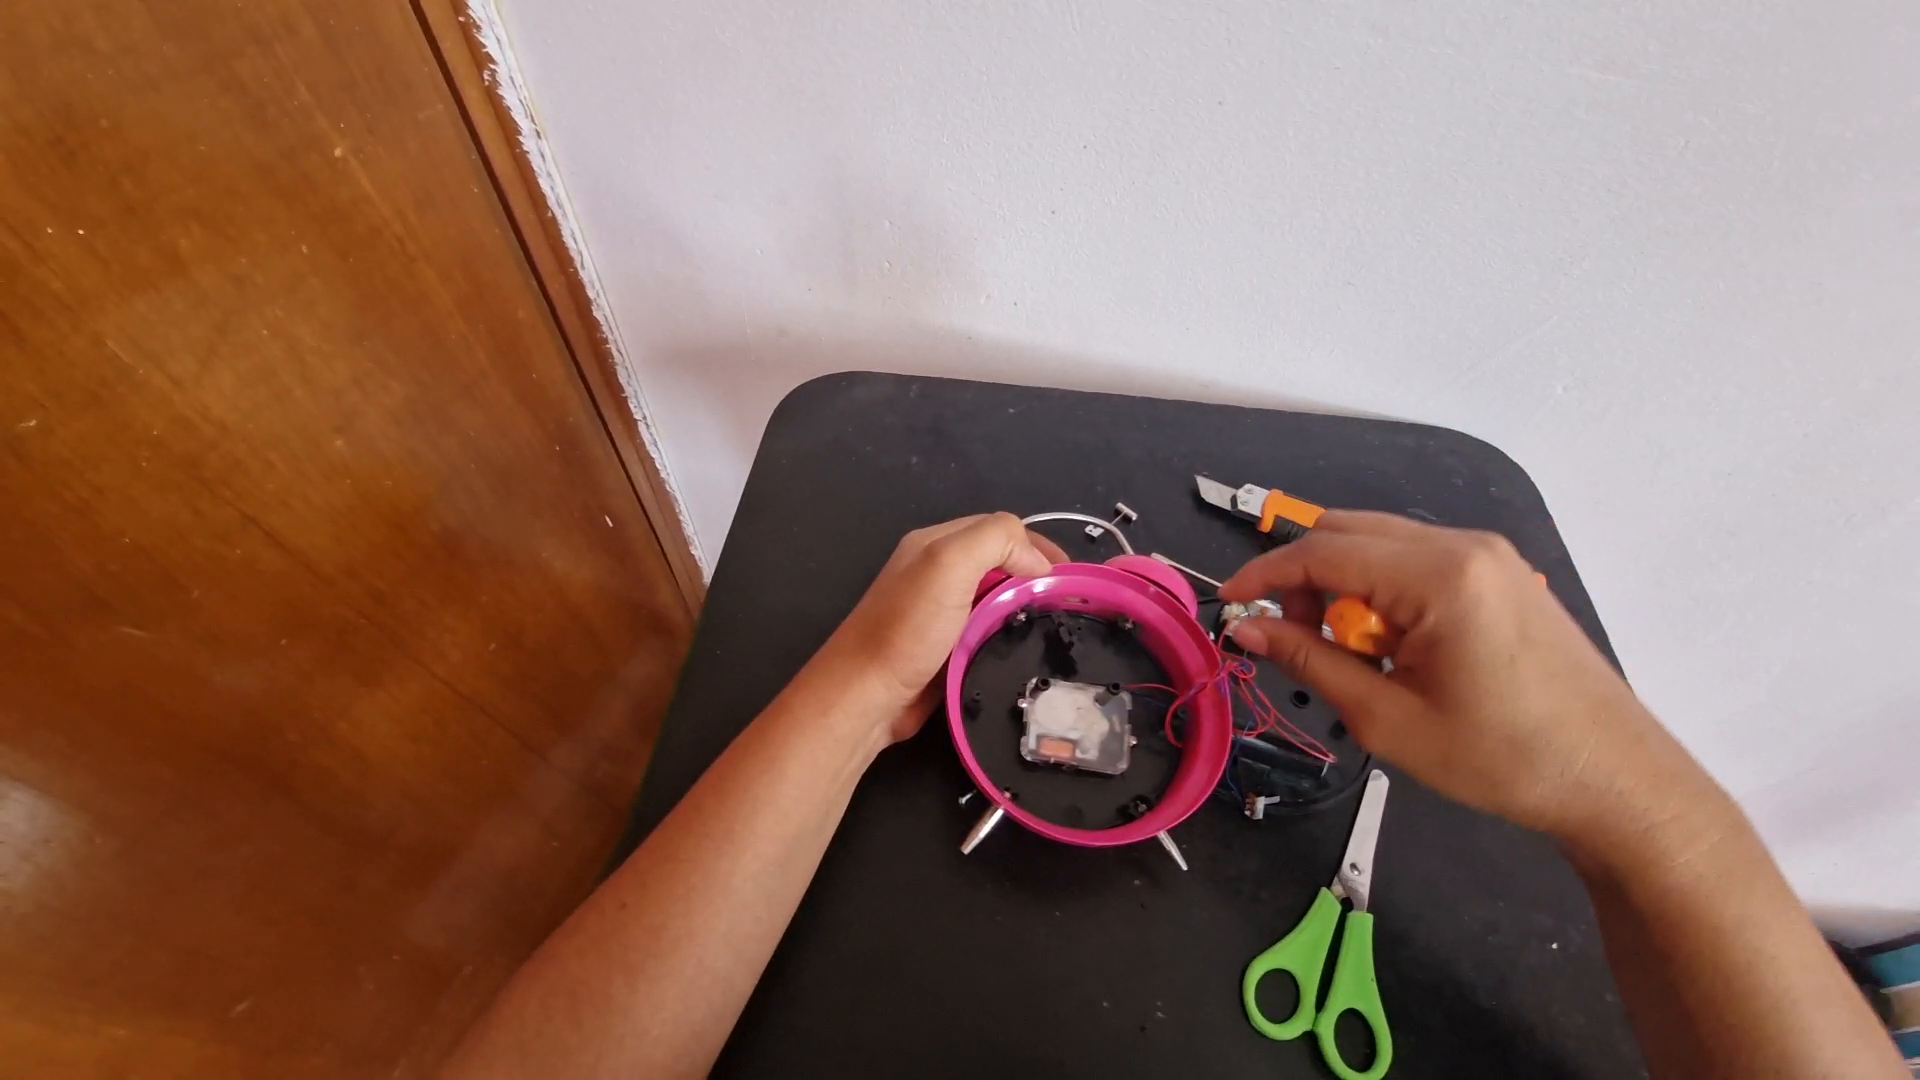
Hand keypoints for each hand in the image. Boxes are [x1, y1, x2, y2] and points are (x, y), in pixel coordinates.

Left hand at [811, 513, 1068, 745]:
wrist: (867, 695)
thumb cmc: (908, 627)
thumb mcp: (949, 563)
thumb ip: (995, 540)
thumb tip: (1036, 562)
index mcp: (937, 543)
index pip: (1000, 529)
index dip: (1036, 546)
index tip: (1068, 577)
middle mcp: (938, 571)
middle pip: (1000, 563)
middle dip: (1035, 577)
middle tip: (1068, 605)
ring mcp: (940, 612)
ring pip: (997, 599)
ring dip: (1025, 608)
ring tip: (1055, 628)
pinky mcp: (945, 647)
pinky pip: (987, 631)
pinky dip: (1009, 635)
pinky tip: (1025, 650)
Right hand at [1219, 511, 1684, 845]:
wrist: (1622, 785)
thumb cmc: (1500, 758)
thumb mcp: (1385, 716)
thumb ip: (1306, 659)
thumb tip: (1245, 630)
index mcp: (1438, 575)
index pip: (1322, 552)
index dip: (1264, 574)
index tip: (1229, 605)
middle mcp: (1463, 546)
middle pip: (1347, 532)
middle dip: (1302, 577)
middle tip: (1289, 635)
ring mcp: (1489, 555)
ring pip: (1378, 543)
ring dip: (1340, 583)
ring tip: (1342, 647)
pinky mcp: (1501, 574)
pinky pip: (1413, 560)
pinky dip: (1377, 588)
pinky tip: (1387, 640)